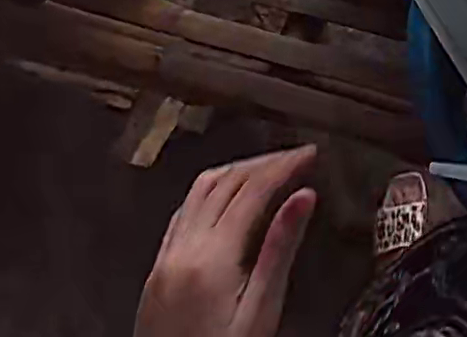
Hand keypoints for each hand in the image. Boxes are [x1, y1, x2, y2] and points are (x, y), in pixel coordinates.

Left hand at [135, 145, 317, 336]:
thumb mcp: (261, 311)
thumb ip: (281, 249)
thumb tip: (305, 195)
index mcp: (212, 257)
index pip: (254, 189)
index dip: (285, 165)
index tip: (310, 154)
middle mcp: (183, 249)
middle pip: (227, 181)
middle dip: (265, 162)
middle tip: (296, 157)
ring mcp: (164, 259)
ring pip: (201, 189)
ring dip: (238, 170)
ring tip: (269, 169)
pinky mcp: (155, 272)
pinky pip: (184, 210)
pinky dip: (212, 190)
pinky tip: (228, 197)